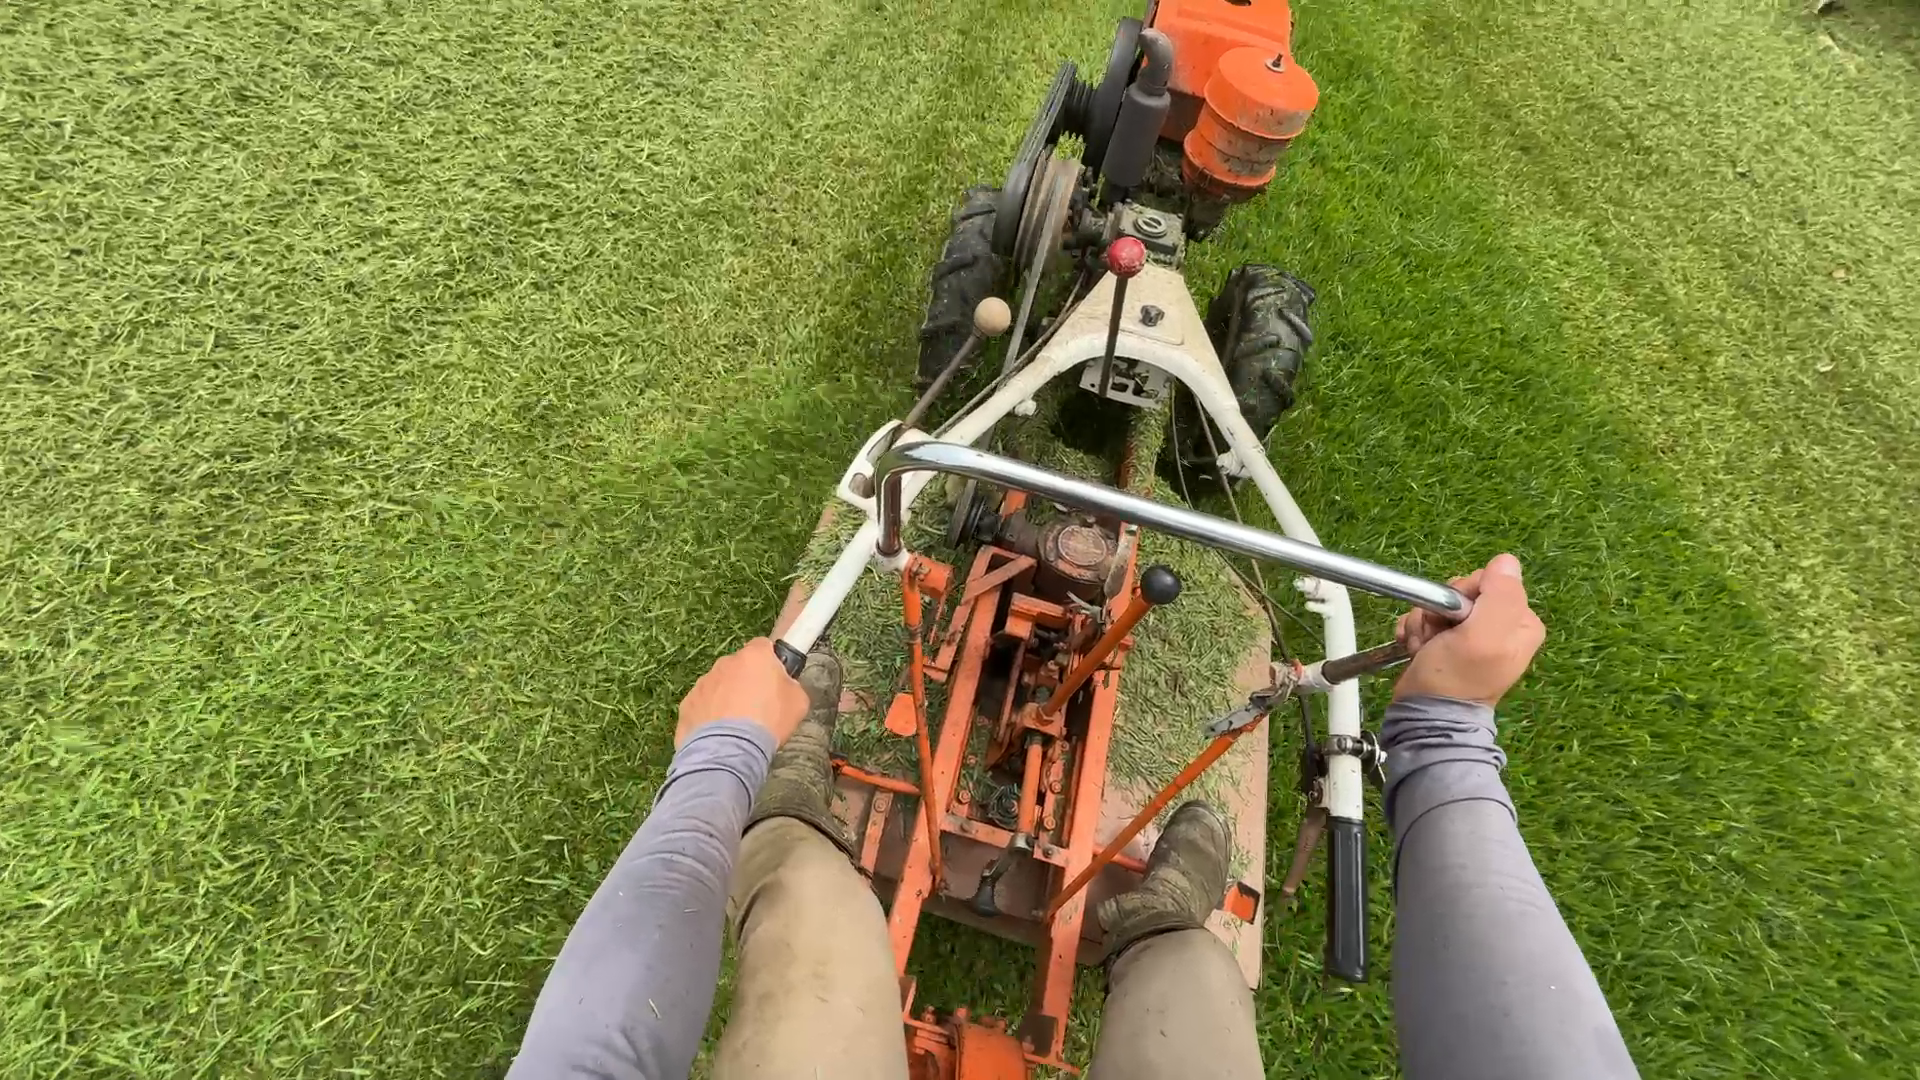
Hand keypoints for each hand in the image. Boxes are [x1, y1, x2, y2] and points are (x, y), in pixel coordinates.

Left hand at [676, 638, 809, 746]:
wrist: (729, 751)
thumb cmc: (768, 721)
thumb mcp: (799, 702)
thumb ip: (791, 686)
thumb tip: (785, 686)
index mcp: (755, 656)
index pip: (763, 646)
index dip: (771, 661)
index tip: (775, 679)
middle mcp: (725, 663)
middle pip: (739, 666)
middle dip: (747, 681)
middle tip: (759, 706)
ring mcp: (703, 683)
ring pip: (719, 685)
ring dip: (727, 698)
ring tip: (738, 726)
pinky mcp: (687, 704)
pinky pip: (703, 705)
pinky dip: (710, 716)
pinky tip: (721, 735)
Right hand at [1393, 553, 1544, 705]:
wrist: (1426, 712)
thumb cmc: (1456, 676)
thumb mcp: (1484, 635)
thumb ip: (1500, 596)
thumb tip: (1506, 560)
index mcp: (1519, 622)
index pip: (1486, 582)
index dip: (1461, 595)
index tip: (1453, 620)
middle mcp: (1498, 625)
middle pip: (1458, 593)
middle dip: (1437, 610)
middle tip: (1437, 636)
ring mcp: (1470, 635)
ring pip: (1435, 605)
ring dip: (1422, 623)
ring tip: (1425, 647)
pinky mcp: (1444, 642)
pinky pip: (1422, 619)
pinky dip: (1413, 631)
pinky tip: (1416, 648)